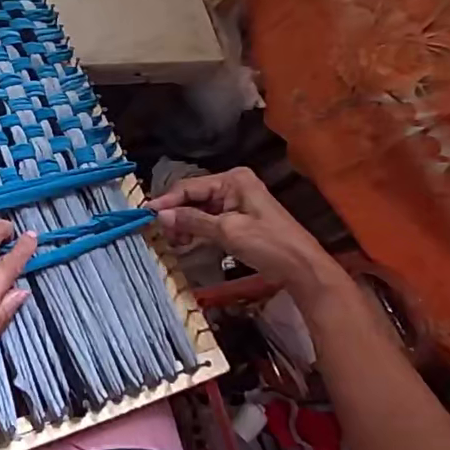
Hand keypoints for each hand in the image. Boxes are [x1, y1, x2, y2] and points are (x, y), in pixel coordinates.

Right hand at [150, 168, 338, 302]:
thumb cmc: (269, 244)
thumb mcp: (228, 231)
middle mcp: (233, 185)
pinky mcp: (238, 220)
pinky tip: (185, 243)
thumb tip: (159, 215)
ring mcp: (236, 202)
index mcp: (233, 179)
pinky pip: (209, 221)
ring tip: (171, 242)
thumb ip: (192, 221)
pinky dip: (196, 232)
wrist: (304, 269)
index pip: (189, 186)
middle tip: (158, 233)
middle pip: (193, 197)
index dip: (167, 201)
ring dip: (184, 225)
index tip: (146, 214)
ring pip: (199, 210)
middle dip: (175, 214)